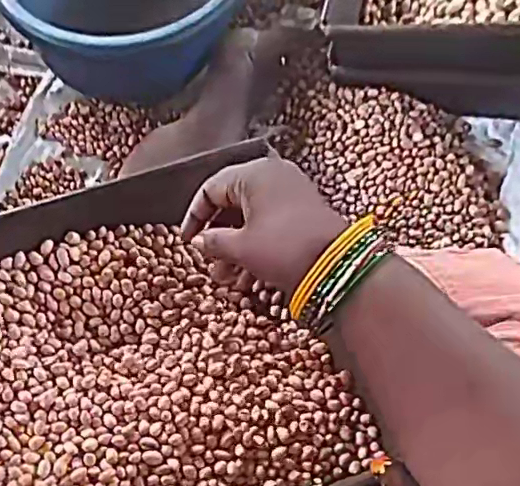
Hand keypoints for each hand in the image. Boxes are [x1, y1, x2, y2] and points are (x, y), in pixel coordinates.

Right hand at [180, 157, 348, 295]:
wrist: (332, 263)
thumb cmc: (282, 249)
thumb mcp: (240, 248)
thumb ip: (213, 242)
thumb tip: (199, 241)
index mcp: (253, 174)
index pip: (210, 189)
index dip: (194, 217)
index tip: (186, 241)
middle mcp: (272, 175)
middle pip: (231, 202)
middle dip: (216, 236)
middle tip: (207, 261)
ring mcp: (289, 192)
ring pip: (249, 217)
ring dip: (233, 246)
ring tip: (225, 275)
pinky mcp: (300, 211)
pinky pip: (268, 224)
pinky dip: (253, 245)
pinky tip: (246, 275)